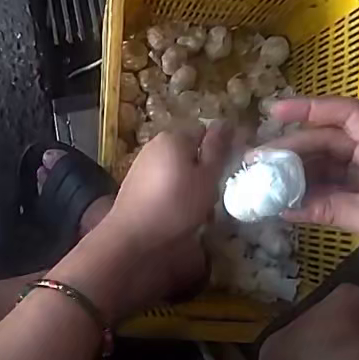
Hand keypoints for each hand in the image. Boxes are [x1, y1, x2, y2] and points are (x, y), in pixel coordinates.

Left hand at [55, 123, 233, 316]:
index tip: (226, 173)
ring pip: (177, 169)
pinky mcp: (135, 185)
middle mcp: (155, 145)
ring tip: (198, 210)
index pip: (204, 132)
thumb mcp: (206, 177)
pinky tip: (178, 214)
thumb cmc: (176, 205)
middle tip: (213, 194)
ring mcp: (142, 165)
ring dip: (190, 185)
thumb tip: (226, 122)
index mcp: (174, 137)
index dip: (218, 150)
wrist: (132, 237)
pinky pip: (163, 184)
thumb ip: (217, 149)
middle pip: (189, 152)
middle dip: (203, 170)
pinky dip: (174, 195)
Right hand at [265, 97, 358, 287]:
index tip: (272, 113)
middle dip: (294, 148)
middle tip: (258, 160)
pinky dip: (318, 190)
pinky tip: (292, 201)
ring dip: (303, 171)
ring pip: (333, 162)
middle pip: (332, 139)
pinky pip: (342, 183)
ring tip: (268, 181)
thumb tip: (284, 207)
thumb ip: (328, 208)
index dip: (308, 108)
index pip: (345, 114)